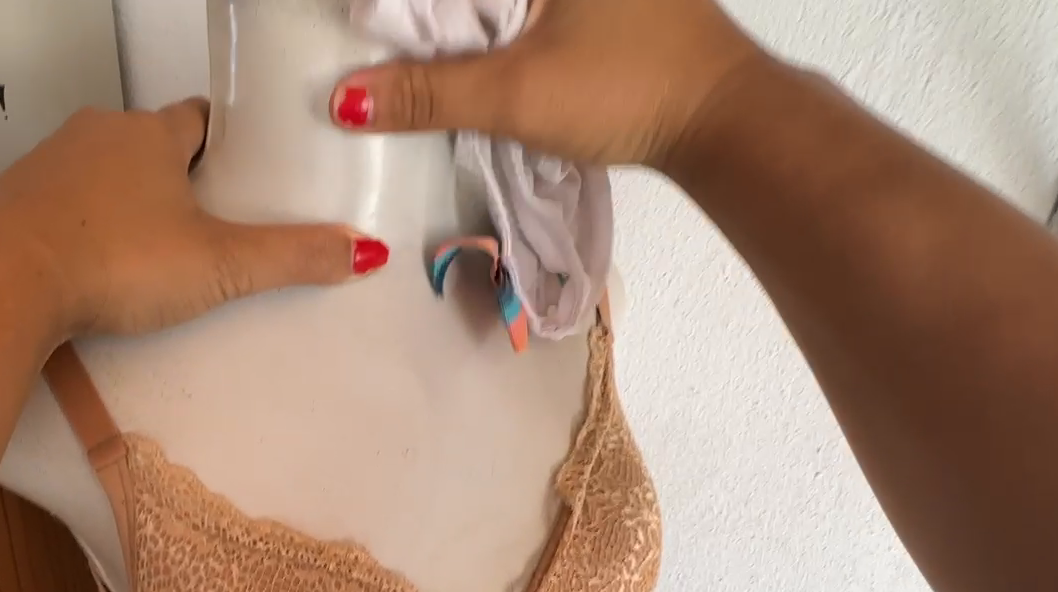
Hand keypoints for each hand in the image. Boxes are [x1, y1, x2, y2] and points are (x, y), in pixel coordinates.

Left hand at [0, 99, 386, 341]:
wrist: (7, 283)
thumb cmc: (121, 262)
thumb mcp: (219, 265)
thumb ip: (290, 258)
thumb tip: (367, 252)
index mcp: (151, 135)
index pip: (201, 119)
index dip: (229, 142)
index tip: (247, 169)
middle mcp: (97, 134)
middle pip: (153, 144)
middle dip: (182, 176)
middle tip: (212, 221)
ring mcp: (50, 167)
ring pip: (106, 172)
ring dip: (133, 199)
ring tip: (160, 249)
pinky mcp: (17, 204)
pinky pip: (68, 204)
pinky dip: (90, 224)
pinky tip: (102, 263)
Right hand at [329, 0, 771, 170]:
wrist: (713, 114)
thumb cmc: (622, 89)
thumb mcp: (514, 94)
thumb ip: (428, 93)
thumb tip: (344, 100)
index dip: (392, 11)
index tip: (358, 32)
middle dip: (419, 20)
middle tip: (376, 49)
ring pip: (487, 0)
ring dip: (448, 24)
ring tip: (403, 57)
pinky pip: (513, 6)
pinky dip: (483, 25)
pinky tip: (457, 54)